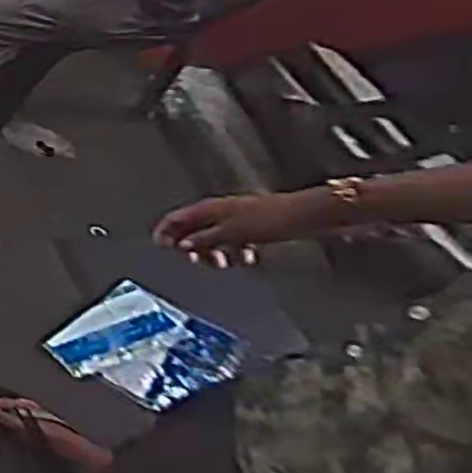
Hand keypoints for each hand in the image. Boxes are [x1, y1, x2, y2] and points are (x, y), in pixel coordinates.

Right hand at [152, 189, 345, 263]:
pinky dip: (233, 251)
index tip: (161, 246)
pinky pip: (232, 240)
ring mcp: (235, 219)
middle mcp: (217, 212)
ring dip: (213, 251)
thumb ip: (203, 238)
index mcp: (207, 209)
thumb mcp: (231, 232)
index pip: (174, 218)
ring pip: (212, 237)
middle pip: (191, 229)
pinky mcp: (251, 227)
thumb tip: (183, 244)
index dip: (164, 232)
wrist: (310, 216)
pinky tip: (244, 258)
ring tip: (221, 263)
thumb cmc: (271, 219)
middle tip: (193, 260)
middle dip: (190, 246)